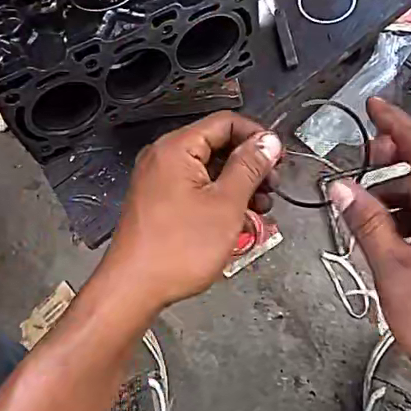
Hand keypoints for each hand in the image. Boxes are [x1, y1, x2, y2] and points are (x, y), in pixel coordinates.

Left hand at [94, 112, 281, 313]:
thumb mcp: (227, 204)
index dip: (257, 137)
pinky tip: (236, 218)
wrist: (134, 287)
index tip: (276, 157)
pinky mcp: (158, 199)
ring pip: (208, 168)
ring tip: (258, 208)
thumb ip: (250, 167)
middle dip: (249, 164)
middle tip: (271, 186)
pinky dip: (218, 196)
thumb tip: (267, 142)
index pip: (226, 122)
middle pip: (217, 144)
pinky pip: (195, 186)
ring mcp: (158, 178)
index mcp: (177, 148)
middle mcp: (164, 157)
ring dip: (237, 183)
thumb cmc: (176, 250)